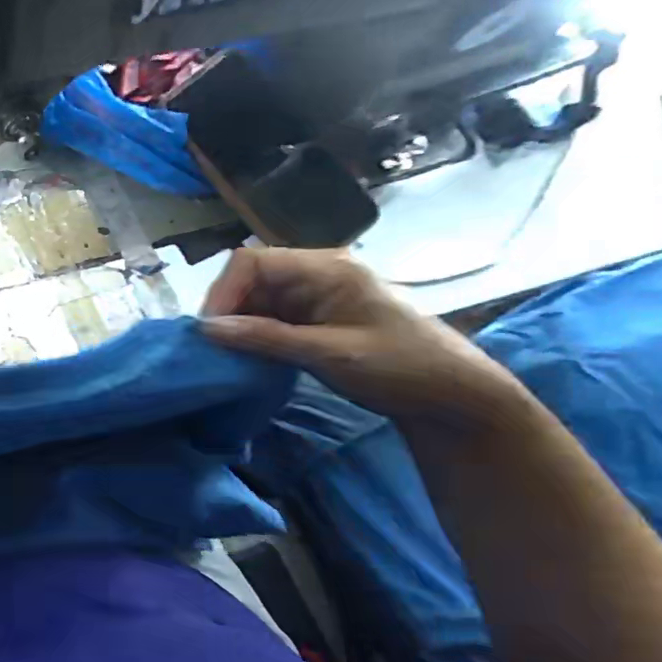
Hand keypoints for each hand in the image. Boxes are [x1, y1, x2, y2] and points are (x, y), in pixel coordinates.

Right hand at [199, 247, 525, 425]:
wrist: (455, 399)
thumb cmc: (401, 367)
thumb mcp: (329, 353)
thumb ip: (265, 338)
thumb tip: (206, 329)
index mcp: (326, 269)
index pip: (251, 262)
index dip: (223, 291)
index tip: (211, 330)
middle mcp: (316, 275)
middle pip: (249, 280)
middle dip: (227, 310)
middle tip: (215, 347)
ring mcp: (315, 298)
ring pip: (255, 302)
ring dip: (237, 326)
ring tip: (227, 356)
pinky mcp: (314, 321)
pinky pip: (268, 320)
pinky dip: (252, 337)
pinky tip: (248, 358)